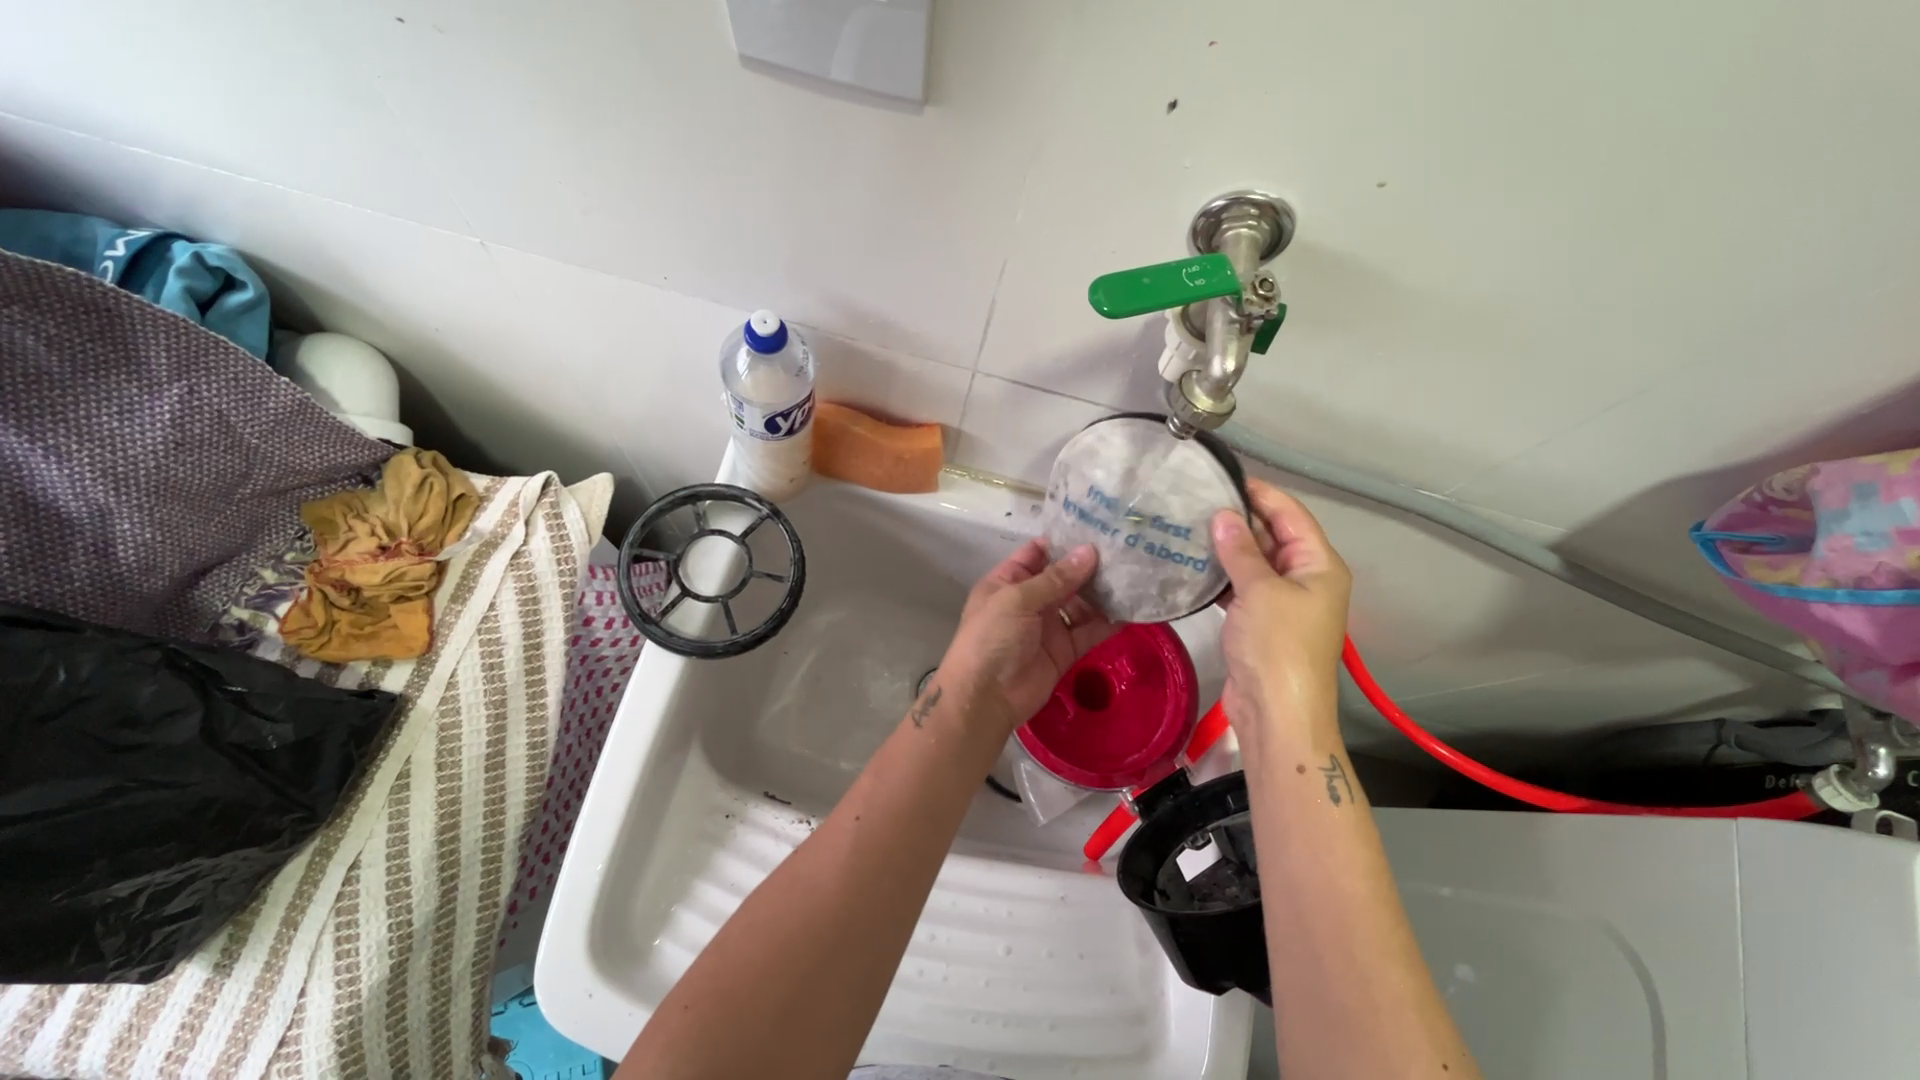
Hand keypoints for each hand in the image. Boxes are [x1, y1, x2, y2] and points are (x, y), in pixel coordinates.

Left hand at [932, 539, 1117, 735]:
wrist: (985, 697)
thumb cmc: (991, 638)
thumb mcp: (1017, 599)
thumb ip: (1055, 578)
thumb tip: (1090, 551)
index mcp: (1008, 581)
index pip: (1038, 553)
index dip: (1064, 541)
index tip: (1098, 527)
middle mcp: (1030, 600)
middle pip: (1064, 577)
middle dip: (1091, 565)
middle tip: (1127, 549)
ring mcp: (1048, 626)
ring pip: (1081, 603)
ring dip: (1103, 593)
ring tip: (1134, 576)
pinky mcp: (1065, 650)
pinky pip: (1090, 632)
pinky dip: (1109, 622)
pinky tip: (1132, 610)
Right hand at [1210, 478, 1352, 747]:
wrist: (1276, 713)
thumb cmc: (1277, 646)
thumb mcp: (1260, 591)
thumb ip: (1241, 550)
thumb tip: (1223, 515)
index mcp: (1319, 565)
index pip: (1291, 514)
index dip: (1260, 493)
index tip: (1222, 478)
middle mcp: (1306, 579)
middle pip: (1273, 536)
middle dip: (1239, 519)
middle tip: (1196, 501)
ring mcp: (1284, 603)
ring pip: (1255, 563)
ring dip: (1227, 548)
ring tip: (1188, 527)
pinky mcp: (1261, 623)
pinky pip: (1242, 588)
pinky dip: (1221, 577)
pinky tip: (1192, 566)